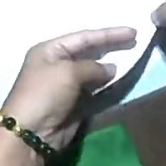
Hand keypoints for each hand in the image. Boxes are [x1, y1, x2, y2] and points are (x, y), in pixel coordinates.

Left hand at [0, 27, 138, 147]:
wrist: (30, 133)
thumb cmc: (45, 94)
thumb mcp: (68, 72)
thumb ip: (93, 67)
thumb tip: (112, 69)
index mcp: (50, 50)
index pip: (84, 37)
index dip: (109, 34)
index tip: (132, 32)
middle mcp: (58, 64)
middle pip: (90, 51)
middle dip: (111, 46)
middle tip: (134, 42)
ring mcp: (66, 84)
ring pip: (94, 70)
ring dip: (111, 66)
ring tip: (132, 59)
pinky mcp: (74, 102)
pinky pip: (95, 88)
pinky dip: (107, 84)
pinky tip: (121, 79)